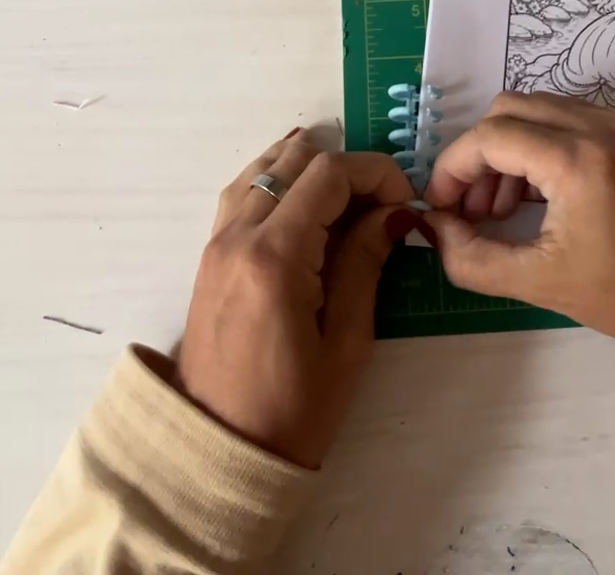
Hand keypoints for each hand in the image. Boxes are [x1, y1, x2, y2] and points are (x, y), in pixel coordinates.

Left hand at [175, 129, 417, 468]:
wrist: (217, 452)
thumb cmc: (293, 410)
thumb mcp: (347, 341)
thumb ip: (365, 262)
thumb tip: (393, 214)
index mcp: (275, 256)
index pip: (329, 174)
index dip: (375, 173)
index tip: (404, 204)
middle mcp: (238, 235)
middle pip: (296, 162)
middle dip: (348, 168)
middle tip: (382, 202)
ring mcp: (217, 243)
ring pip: (262, 168)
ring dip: (309, 165)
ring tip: (349, 188)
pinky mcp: (209, 255)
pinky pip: (242, 192)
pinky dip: (275, 178)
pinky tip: (300, 191)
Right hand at [419, 93, 614, 362]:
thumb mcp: (538, 283)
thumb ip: (470, 256)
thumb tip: (433, 226)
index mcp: (581, 163)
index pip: (491, 137)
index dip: (454, 167)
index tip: (441, 204)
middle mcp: (605, 126)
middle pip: (510, 108)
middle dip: (480, 154)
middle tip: (476, 207)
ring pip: (541, 108)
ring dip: (510, 147)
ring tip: (504, 207)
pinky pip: (573, 118)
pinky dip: (543, 145)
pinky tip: (541, 193)